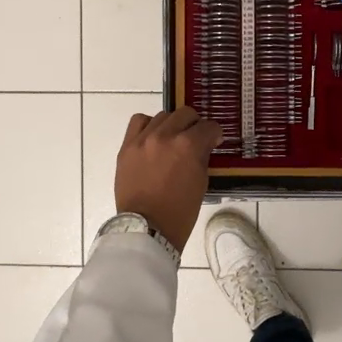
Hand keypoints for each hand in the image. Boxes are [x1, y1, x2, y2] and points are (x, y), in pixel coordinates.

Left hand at [114, 107, 222, 250]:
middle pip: (185, 114)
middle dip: (195, 125)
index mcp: (188, 146)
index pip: (208, 127)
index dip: (215, 133)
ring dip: (173, 125)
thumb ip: (202, 155)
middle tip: (196, 138)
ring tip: (173, 139)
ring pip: (163, 116)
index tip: (214, 141)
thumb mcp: (201, 181)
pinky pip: (139, 122)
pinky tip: (153, 137)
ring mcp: (143, 139)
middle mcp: (165, 135)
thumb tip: (204, 143)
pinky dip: (149, 125)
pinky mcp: (126, 146)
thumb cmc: (180, 211)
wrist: (146, 227)